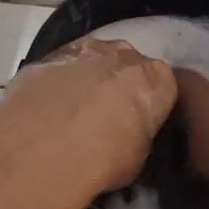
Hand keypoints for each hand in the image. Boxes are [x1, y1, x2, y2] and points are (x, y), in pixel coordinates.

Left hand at [0, 39, 177, 195]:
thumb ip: (139, 136)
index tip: (139, 122)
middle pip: (127, 64)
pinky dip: (56, 82)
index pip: (162, 85)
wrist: (48, 146)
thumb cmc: (108, 157)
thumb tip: (129, 138)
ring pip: (92, 59)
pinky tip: (46, 107)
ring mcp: (83, 51)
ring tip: (72, 112)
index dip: (150, 103)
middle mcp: (124, 54)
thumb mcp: (139, 157)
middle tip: (106, 116)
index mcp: (156, 79)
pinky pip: (59, 67)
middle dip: (119, 84)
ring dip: (86, 79)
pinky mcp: (46, 56)